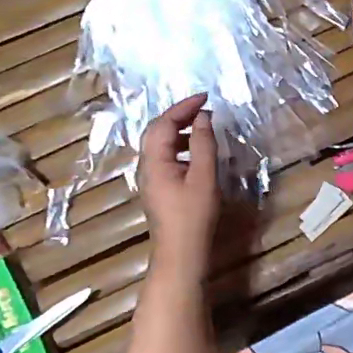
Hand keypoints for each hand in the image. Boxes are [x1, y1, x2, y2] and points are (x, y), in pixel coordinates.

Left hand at [138, 93, 219, 275]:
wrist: (181, 254)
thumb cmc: (193, 216)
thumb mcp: (204, 177)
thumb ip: (203, 144)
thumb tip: (204, 117)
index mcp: (154, 160)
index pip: (165, 123)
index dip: (184, 107)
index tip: (206, 97)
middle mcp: (146, 166)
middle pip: (157, 131)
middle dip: (179, 115)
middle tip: (203, 109)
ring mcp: (150, 179)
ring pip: (159, 145)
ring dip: (179, 131)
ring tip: (203, 128)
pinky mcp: (158, 189)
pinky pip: (165, 158)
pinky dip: (180, 147)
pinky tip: (197, 155)